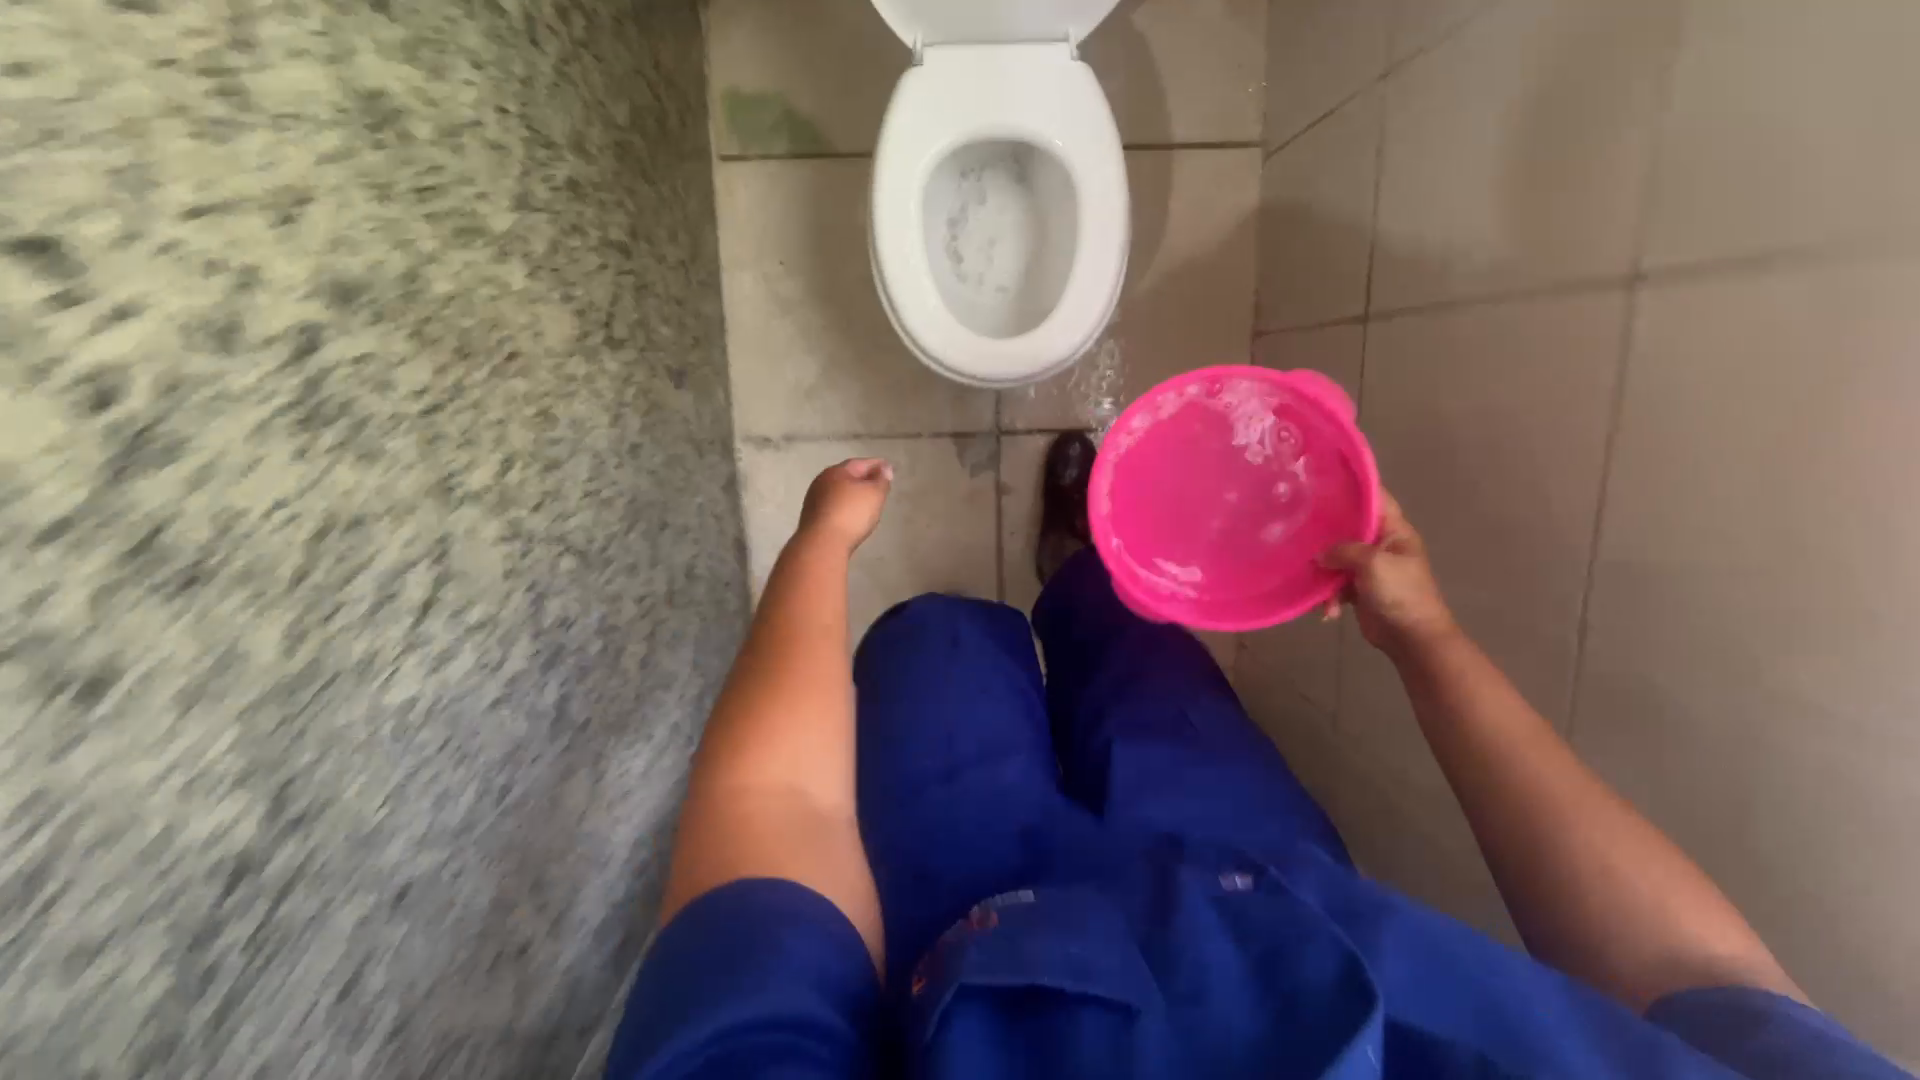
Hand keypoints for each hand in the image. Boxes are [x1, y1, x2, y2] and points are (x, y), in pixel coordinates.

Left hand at [797, 458, 892, 554]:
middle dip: (863, 479)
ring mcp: (814, 500)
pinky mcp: (812, 518)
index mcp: (837, 471)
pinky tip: (851, 516)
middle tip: (878, 484)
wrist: (822, 544)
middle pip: (847, 476)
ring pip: (838, 492)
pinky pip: (833, 507)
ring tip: (866, 501)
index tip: (889, 469)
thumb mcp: (874, 494)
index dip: (877, 465)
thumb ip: (881, 480)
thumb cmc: (851, 514)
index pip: (861, 463)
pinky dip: (844, 507)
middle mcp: (822, 481)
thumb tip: (884, 468)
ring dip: (852, 494)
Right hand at [1320, 491, 1457, 657]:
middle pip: (1349, 528)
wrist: (1411, 636)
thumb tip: (1319, 555)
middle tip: (1299, 525)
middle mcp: (1382, 545)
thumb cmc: (1400, 592)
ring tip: (1314, 581)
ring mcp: (1370, 568)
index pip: (1376, 498)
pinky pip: (1336, 583)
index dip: (1355, 486)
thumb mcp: (1372, 563)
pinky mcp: (1359, 589)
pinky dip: (1329, 595)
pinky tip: (1327, 609)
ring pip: (1337, 557)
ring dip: (1325, 572)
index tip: (1326, 479)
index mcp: (1395, 531)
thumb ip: (1343, 550)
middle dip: (1327, 531)